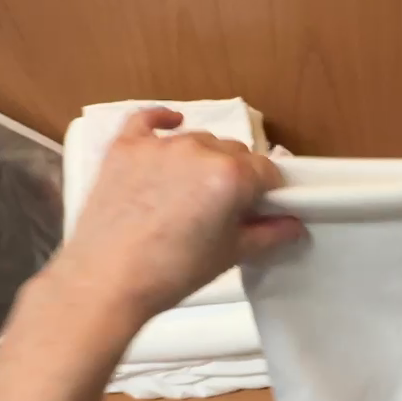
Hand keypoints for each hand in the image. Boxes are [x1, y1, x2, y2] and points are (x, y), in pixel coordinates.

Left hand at [46, 107, 305, 323]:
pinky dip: (163, 120)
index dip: (269, 192)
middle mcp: (199, 150)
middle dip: (238, 175)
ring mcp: (160, 145)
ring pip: (198, 141)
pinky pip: (148, 119)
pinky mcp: (125, 147)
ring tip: (193, 191)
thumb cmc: (175, 273)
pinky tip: (172, 124)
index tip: (261, 209)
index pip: (267, 171)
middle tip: (226, 207)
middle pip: (234, 153)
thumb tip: (294, 224)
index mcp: (232, 175)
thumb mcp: (230, 255)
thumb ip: (268, 233)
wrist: (108, 281)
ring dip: (205, 159)